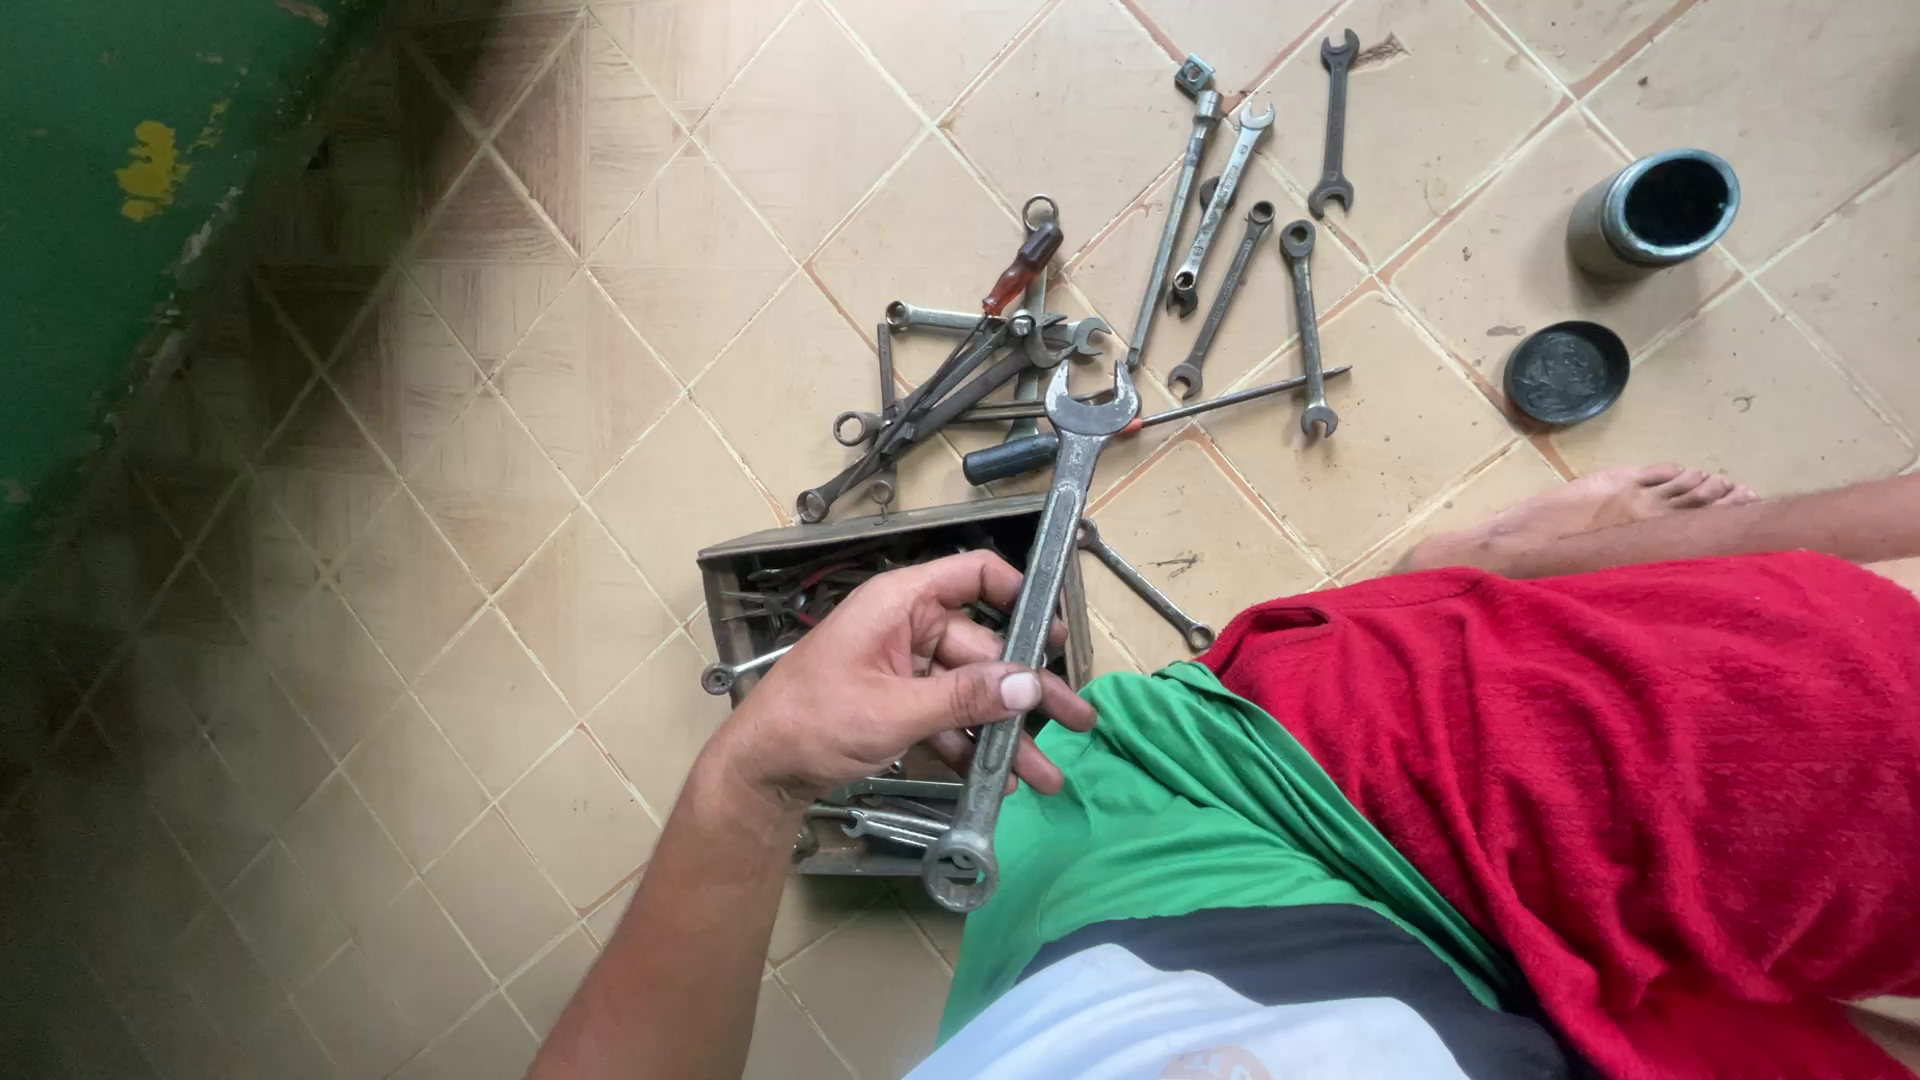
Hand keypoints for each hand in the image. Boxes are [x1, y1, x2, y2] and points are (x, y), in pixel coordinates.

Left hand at [706, 550, 1096, 808]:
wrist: (760, 771)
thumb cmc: (812, 720)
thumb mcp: (893, 710)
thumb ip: (964, 697)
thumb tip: (1029, 684)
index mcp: (901, 602)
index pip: (972, 574)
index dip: (1018, 593)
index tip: (1054, 629)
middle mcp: (909, 626)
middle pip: (984, 648)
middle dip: (1027, 692)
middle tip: (1076, 718)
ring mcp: (906, 667)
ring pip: (971, 692)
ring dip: (1005, 732)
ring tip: (1045, 772)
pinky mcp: (901, 703)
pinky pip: (948, 717)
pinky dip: (971, 745)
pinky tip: (1001, 778)